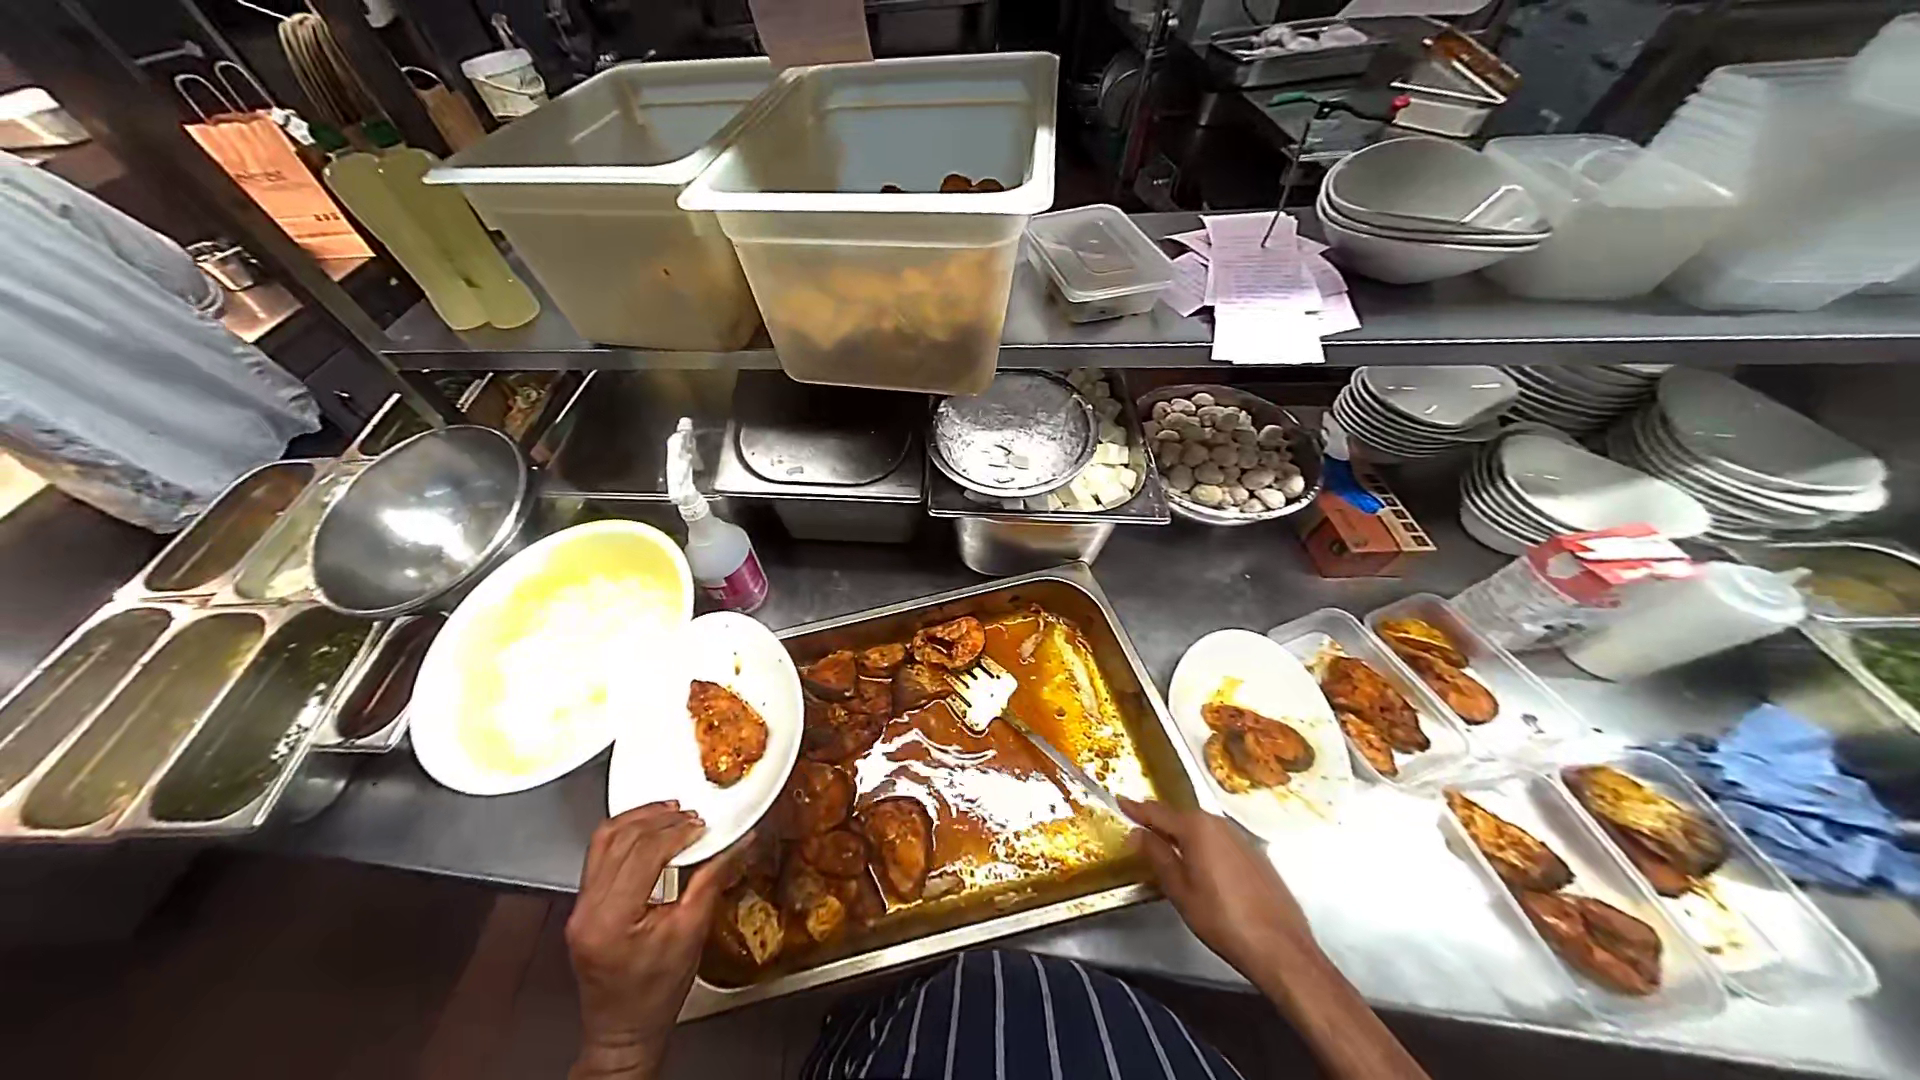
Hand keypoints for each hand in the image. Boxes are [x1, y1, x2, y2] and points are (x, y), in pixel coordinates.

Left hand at [566, 802, 744, 1079]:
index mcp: (612, 919)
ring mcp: (580, 907)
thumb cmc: (655, 994)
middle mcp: (587, 910)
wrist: (625, 1029)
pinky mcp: (583, 906)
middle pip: (621, 840)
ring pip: (603, 841)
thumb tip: (736, 844)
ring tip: (670, 814)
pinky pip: (598, 855)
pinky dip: (624, 834)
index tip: (702, 827)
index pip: (644, 852)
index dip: (677, 833)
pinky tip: (647, 831)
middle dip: (661, 821)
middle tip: (692, 818)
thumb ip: (711, 880)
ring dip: (638, 819)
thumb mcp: (693, 933)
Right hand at [1120, 798, 1318, 982]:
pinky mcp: (1255, 854)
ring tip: (1165, 843)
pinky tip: (1199, 862)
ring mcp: (1240, 838)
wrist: (1281, 948)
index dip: (1136, 808)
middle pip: (1181, 816)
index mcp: (1196, 828)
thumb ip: (1157, 856)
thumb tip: (1139, 833)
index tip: (1120, 800)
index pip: (1158, 812)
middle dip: (1159, 820)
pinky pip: (1219, 840)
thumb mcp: (1180, 890)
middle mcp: (1219, 824)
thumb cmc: (1223, 920)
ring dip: (1182, 832)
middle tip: (1139, 825)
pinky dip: (1203, 844)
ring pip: (1202, 828)